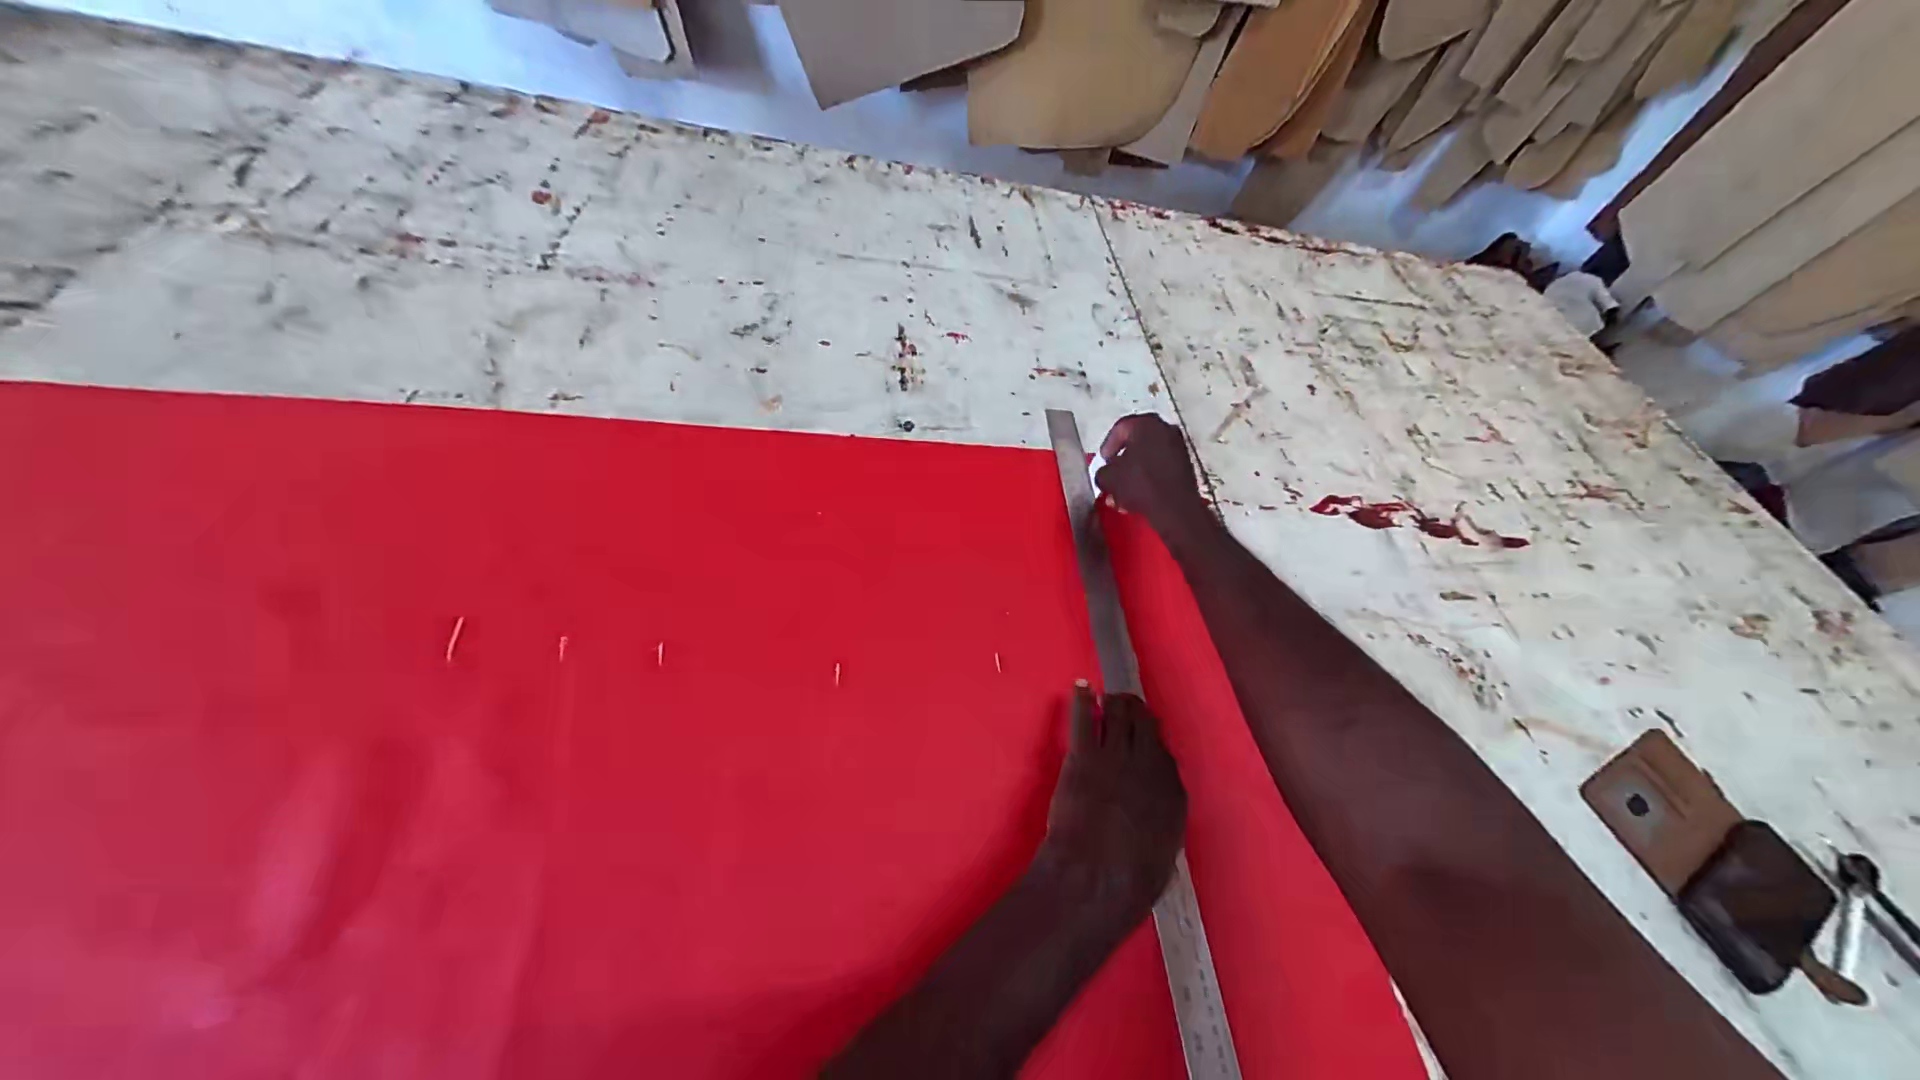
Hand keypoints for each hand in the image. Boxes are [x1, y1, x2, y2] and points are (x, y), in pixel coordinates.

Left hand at [1041, 682, 1186, 912]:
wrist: (1093, 877)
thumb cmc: (1129, 882)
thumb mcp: (1162, 856)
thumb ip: (1161, 827)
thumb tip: (1154, 822)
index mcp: (1172, 794)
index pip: (1166, 757)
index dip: (1154, 746)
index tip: (1147, 742)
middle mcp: (1149, 766)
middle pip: (1146, 726)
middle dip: (1138, 713)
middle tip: (1128, 706)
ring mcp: (1116, 757)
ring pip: (1119, 715)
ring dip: (1115, 702)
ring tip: (1111, 696)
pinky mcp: (1084, 756)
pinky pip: (1085, 718)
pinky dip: (1083, 699)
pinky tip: (1081, 687)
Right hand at [1094, 414, 1214, 549]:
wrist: (1174, 508)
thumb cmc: (1139, 484)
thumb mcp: (1107, 478)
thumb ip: (1102, 471)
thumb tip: (1107, 473)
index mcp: (1145, 423)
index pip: (1120, 428)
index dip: (1108, 446)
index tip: (1104, 461)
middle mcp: (1165, 429)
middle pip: (1135, 443)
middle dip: (1122, 461)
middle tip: (1113, 476)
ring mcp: (1179, 446)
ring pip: (1148, 457)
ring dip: (1134, 473)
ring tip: (1122, 494)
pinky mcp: (1186, 465)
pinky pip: (1161, 467)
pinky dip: (1149, 478)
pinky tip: (1138, 496)